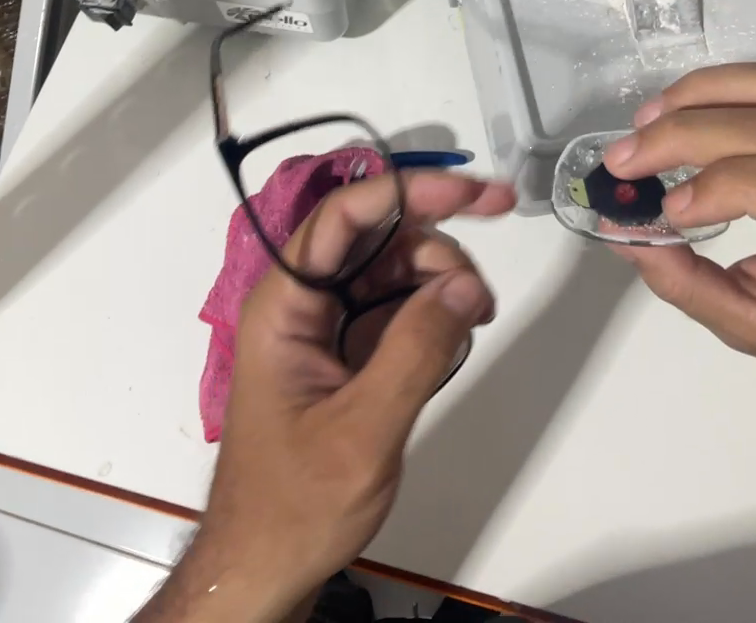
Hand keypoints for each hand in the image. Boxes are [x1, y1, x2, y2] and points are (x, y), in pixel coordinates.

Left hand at [140, 173, 514, 622]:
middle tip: (488, 271)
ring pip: (394, 266)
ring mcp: (329, 322)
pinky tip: (461, 328)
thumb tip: (467, 284)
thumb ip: (417, 351)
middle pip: (376, 235)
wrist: (267, 565)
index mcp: (286, 303)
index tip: (471, 194)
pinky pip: (399, 303)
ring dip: (443, 276)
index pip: (344, 217)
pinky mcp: (351, 347)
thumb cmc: (297, 503)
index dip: (407, 190)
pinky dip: (436, 306)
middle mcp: (305, 299)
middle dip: (438, 235)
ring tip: (477, 317)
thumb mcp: (363, 430)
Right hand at [602, 63, 755, 385]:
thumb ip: (686, 283)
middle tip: (623, 160)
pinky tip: (681, 108)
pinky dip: (725, 88)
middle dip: (692, 135)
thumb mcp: (751, 329)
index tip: (669, 209)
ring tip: (646, 120)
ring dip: (706, 96)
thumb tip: (621, 228)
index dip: (733, 184)